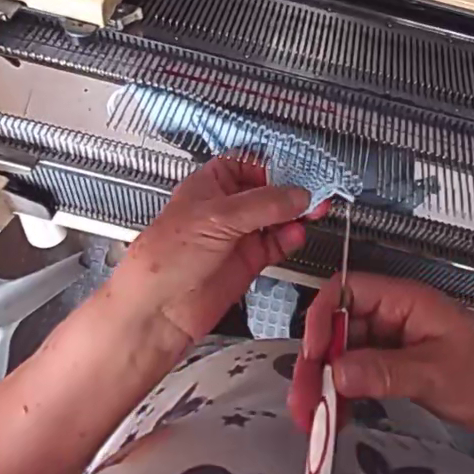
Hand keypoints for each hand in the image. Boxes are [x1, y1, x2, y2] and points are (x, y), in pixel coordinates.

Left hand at [103, 156, 313, 355]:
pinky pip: (278, 242)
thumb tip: (297, 195)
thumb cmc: (164, 258)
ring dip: (296, 213)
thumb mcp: (217, 218)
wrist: (158, 311)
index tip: (300, 167)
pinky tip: (296, 234)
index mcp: (211, 184)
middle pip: (269, 189)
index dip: (275, 163)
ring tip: (313, 210)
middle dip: (292, 189)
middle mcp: (226, 207)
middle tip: (315, 190)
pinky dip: (291, 237)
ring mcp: (239, 234)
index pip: (250, 162)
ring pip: (277, 216)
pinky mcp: (249, 260)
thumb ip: (263, 204)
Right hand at [287, 273, 473, 438]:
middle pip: (338, 327)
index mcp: (403, 300)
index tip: (311, 355)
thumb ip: (384, 371)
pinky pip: (357, 374)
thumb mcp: (436, 374)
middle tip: (302, 402)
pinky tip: (335, 419)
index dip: (322, 318)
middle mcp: (392, 315)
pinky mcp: (393, 365)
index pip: (347, 291)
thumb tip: (336, 372)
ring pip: (343, 354)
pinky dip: (343, 395)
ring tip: (312, 421)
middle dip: (316, 363)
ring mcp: (391, 341)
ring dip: (324, 384)